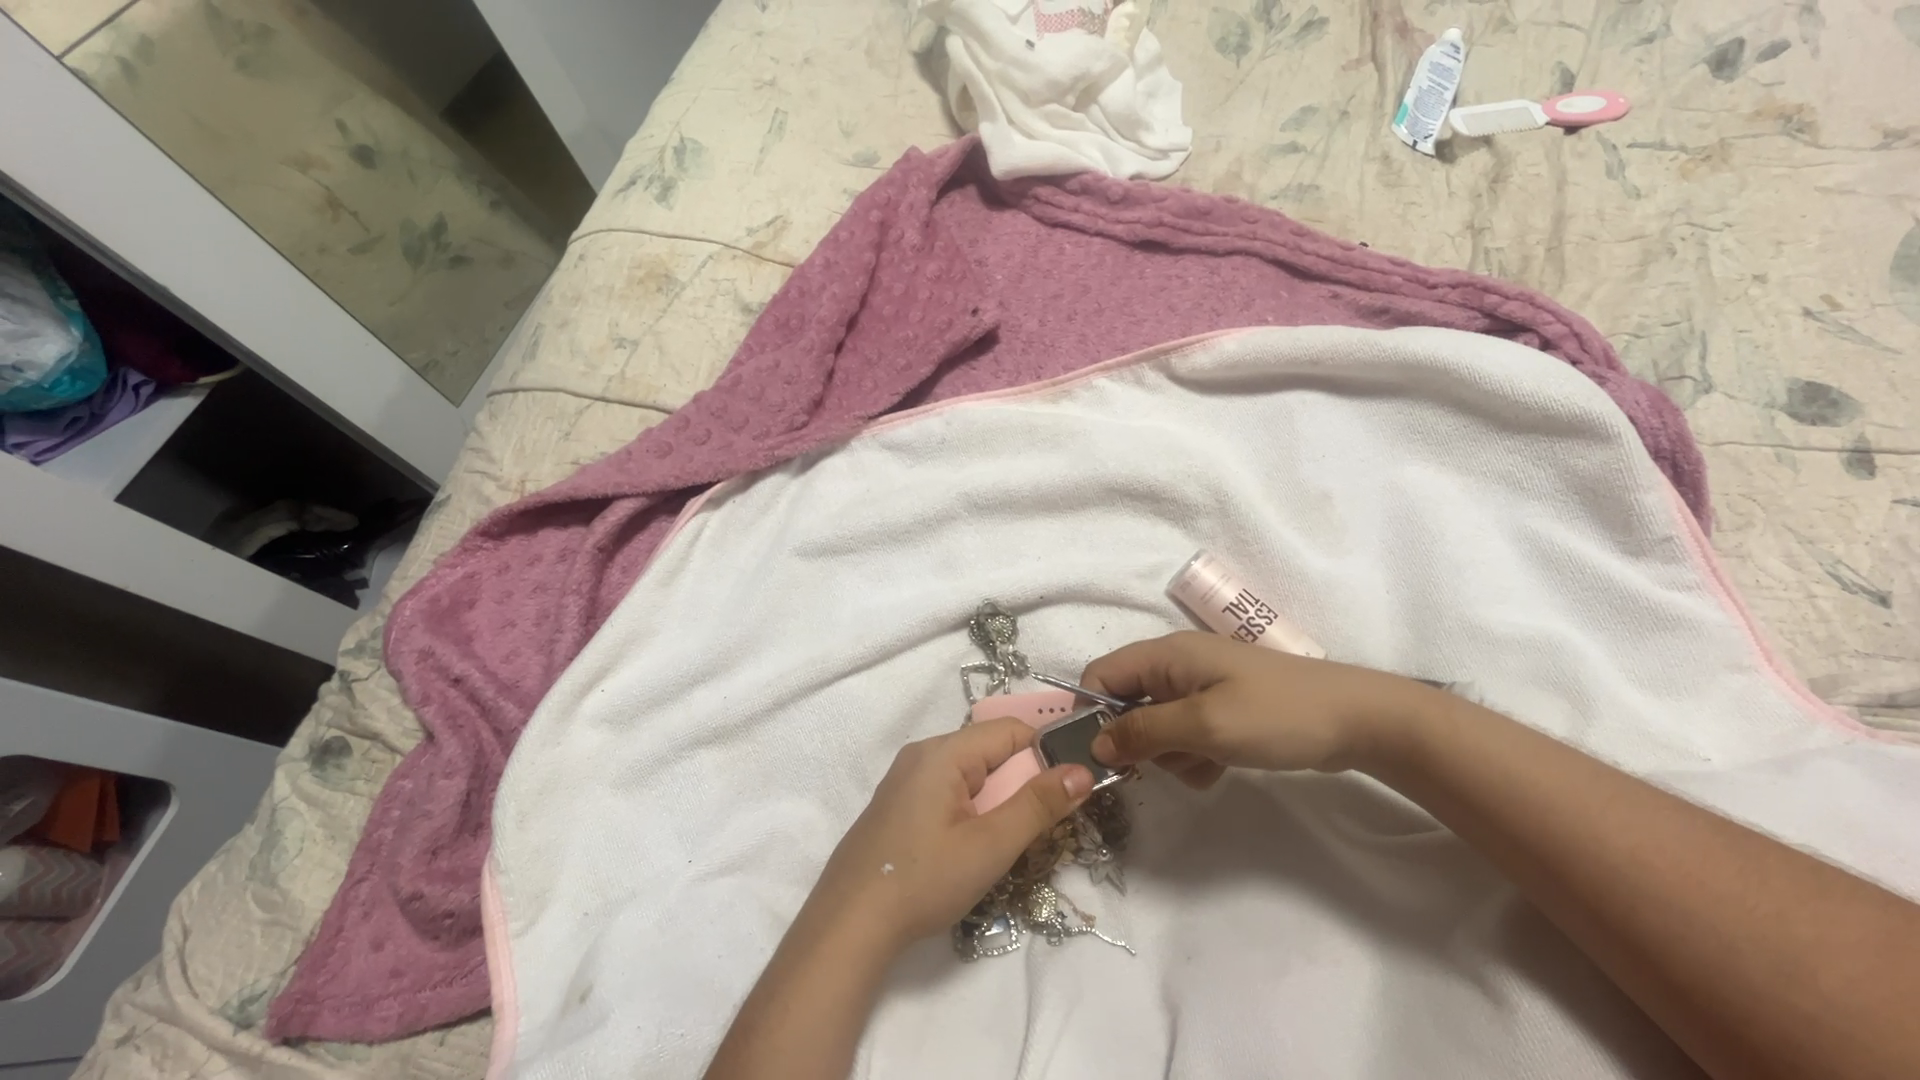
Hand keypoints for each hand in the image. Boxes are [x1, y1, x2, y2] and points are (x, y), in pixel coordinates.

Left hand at [803, 717, 1093, 949]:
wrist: (849, 925)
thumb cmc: (924, 880)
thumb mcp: (991, 845)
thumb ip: (1038, 805)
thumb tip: (1082, 770)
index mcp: (942, 752)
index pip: (1010, 730)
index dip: (1046, 753)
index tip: (1072, 789)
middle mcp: (922, 756)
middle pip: (990, 752)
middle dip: (1023, 783)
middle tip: (1044, 826)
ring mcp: (906, 782)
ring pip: (971, 776)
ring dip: (999, 802)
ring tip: (1010, 842)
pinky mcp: (899, 808)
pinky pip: (949, 794)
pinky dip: (973, 812)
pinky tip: (974, 850)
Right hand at [1081, 631, 1434, 787]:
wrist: (1358, 721)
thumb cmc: (1277, 715)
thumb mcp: (1204, 725)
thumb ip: (1143, 732)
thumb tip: (1096, 743)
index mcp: (1167, 655)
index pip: (1101, 676)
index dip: (1093, 713)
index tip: (1103, 755)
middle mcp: (1178, 666)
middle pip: (1127, 705)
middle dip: (1140, 741)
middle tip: (1169, 762)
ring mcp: (1202, 688)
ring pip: (1156, 727)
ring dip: (1171, 754)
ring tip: (1208, 763)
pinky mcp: (1223, 711)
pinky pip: (1186, 736)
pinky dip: (1195, 756)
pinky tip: (1221, 767)